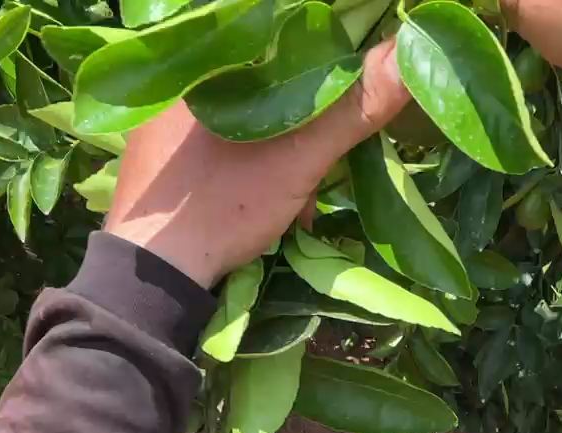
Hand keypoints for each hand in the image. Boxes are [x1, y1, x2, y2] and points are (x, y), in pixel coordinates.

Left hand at [103, 40, 410, 286]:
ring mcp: (165, 114)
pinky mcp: (164, 151)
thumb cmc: (217, 208)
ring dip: (283, 144)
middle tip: (327, 145)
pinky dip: (255, 161)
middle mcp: (176, 72)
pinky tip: (273, 200)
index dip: (319, 44)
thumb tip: (410, 53)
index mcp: (199, 54)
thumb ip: (351, 107)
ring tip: (298, 192)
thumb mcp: (295, 161)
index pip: (275, 23)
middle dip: (304, 108)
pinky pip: (225, 136)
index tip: (351, 67)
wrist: (152, 278)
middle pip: (263, 68)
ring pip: (247, 106)